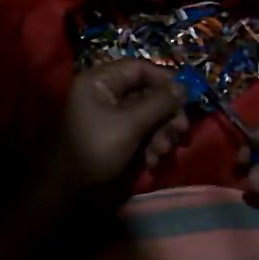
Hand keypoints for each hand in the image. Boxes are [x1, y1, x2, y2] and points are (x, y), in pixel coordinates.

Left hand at [38, 61, 183, 205]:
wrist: (72, 190)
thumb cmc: (96, 148)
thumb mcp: (129, 124)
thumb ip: (158, 103)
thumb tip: (183, 86)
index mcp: (100, 81)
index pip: (138, 68)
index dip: (164, 80)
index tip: (186, 97)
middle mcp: (105, 93)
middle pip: (147, 92)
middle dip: (166, 113)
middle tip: (181, 131)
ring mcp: (112, 115)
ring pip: (148, 114)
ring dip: (161, 132)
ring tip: (163, 151)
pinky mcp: (118, 135)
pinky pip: (142, 131)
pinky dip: (151, 144)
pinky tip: (152, 161)